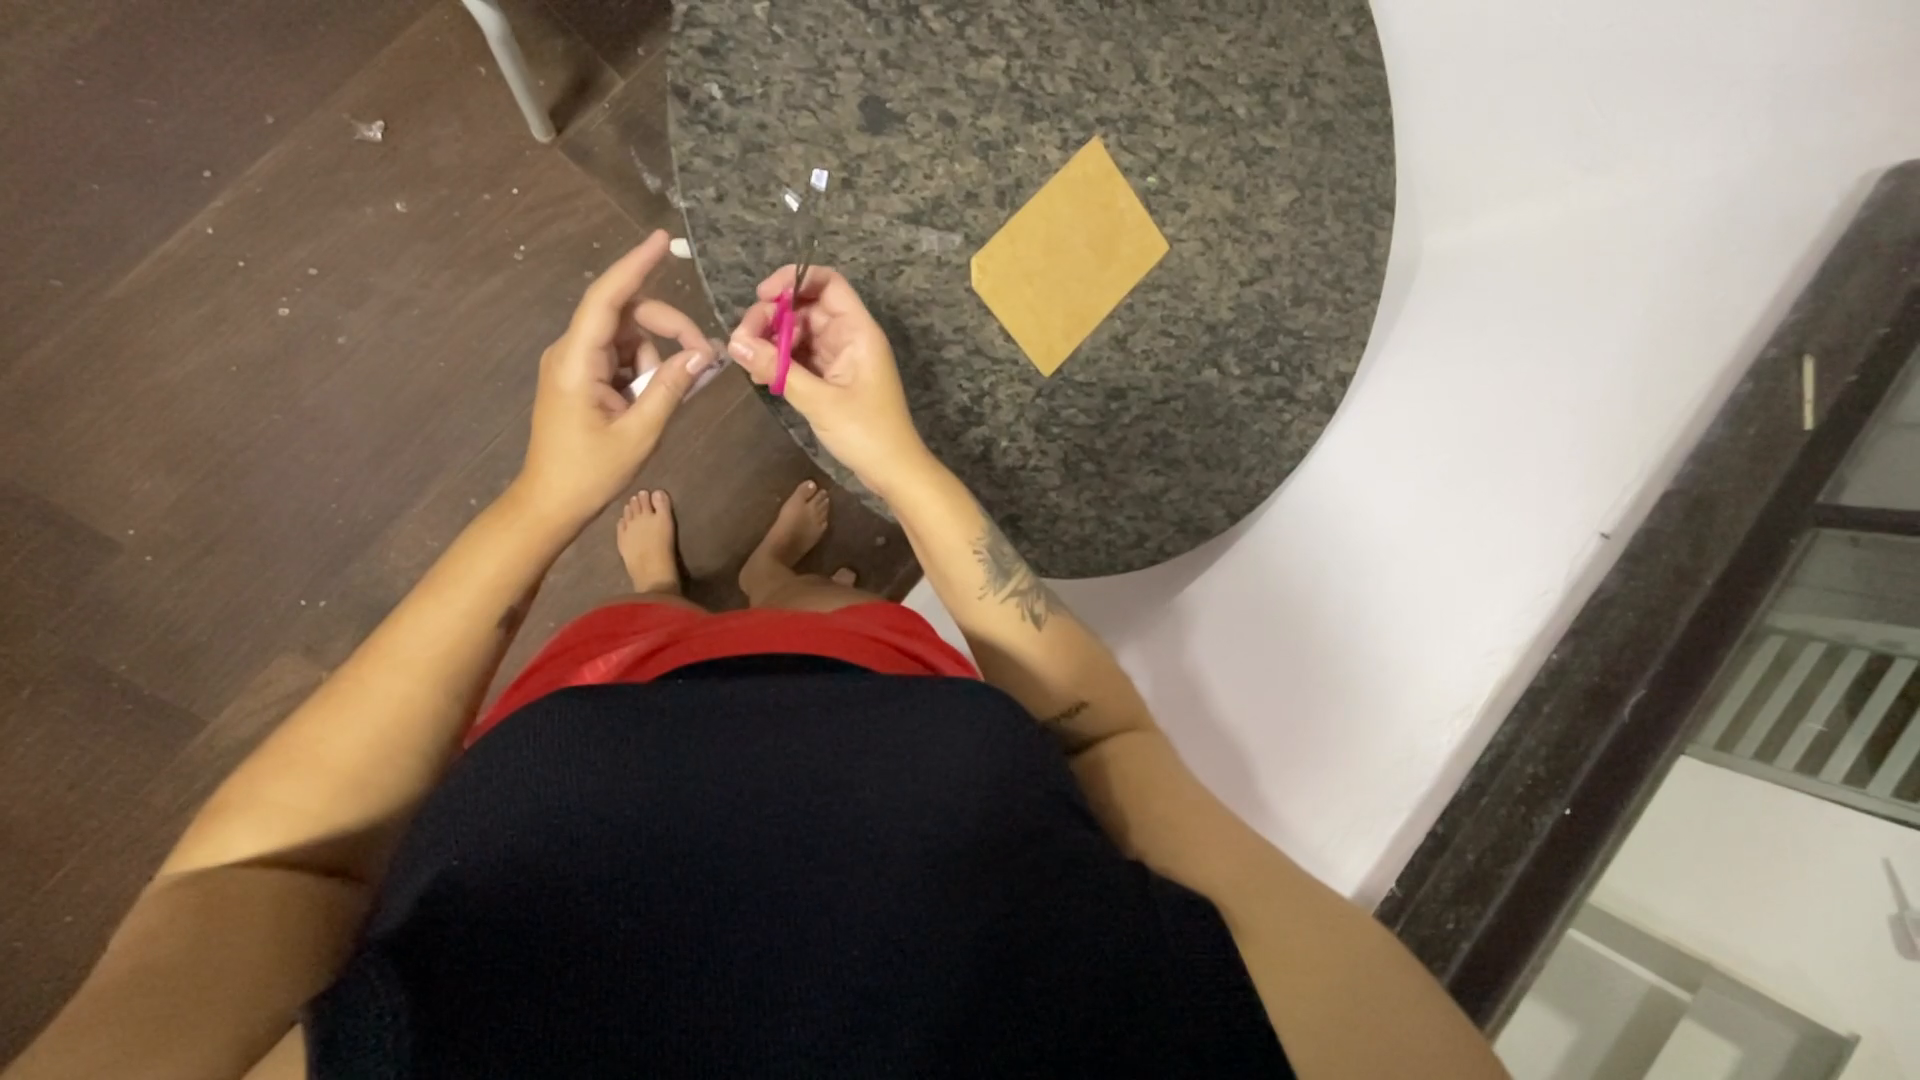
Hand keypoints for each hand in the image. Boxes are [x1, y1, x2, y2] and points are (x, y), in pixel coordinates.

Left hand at [516, 231, 718, 528]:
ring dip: (658, 361)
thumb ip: (672, 388)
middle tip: (706, 360)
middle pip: (627, 316)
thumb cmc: (590, 471)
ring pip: (630, 340)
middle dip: (669, 330)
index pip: (608, 298)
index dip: (636, 266)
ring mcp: (574, 364)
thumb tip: (702, 354)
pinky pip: (623, 360)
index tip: (662, 240)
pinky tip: (655, 401)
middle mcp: (571, 351)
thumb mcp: (640, 432)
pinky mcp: (581, 378)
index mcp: (576, 360)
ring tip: (665, 402)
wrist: (551, 502)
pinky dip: (646, 373)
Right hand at [728, 266, 928, 491]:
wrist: (892, 470)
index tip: (763, 297)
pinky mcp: (831, 379)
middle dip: (772, 316)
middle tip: (744, 340)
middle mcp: (848, 338)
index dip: (794, 279)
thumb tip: (735, 343)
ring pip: (798, 333)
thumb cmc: (868, 434)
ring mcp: (839, 358)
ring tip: (749, 361)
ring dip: (771, 341)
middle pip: (804, 307)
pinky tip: (762, 376)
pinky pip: (800, 358)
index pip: (828, 283)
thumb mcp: (820, 401)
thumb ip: (777, 369)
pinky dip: (780, 362)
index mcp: (858, 332)